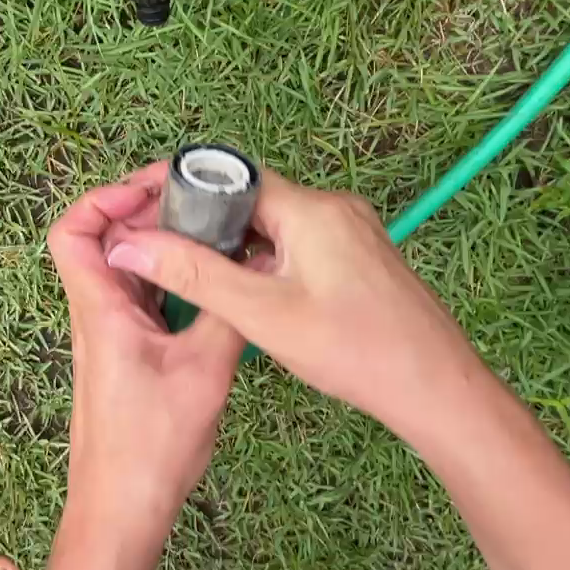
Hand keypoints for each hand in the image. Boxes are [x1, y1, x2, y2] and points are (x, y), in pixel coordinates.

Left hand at [47, 163, 246, 533]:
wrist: (121, 507)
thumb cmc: (150, 446)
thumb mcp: (204, 371)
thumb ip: (226, 312)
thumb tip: (252, 265)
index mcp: (99, 307)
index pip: (72, 231)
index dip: (101, 200)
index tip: (150, 193)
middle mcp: (96, 310)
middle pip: (102, 240)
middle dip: (142, 213)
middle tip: (195, 204)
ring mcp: (109, 330)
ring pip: (124, 268)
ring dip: (158, 245)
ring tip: (208, 232)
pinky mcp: (126, 349)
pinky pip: (141, 296)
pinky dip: (167, 278)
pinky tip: (206, 279)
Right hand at [103, 171, 489, 440]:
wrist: (441, 394)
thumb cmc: (356, 353)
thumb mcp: (262, 314)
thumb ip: (192, 273)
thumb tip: (128, 245)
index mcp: (310, 208)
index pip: (227, 176)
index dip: (176, 188)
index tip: (136, 209)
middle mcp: (330, 206)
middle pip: (244, 195)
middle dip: (195, 216)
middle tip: (152, 243)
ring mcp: (345, 229)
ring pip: (265, 219)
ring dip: (225, 238)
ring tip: (185, 266)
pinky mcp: (352, 252)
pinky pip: (289, 238)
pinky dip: (255, 254)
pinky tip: (238, 286)